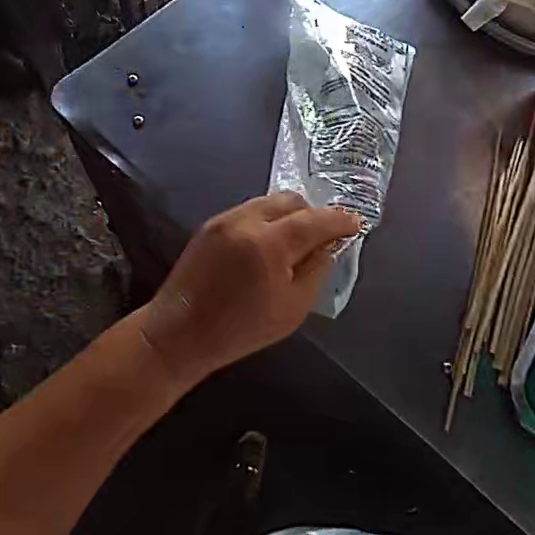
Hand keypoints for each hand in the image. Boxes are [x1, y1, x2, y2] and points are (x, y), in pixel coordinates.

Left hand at [139, 191, 361, 387]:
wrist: (179, 334)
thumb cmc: (240, 329)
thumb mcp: (293, 308)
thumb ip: (317, 270)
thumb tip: (328, 246)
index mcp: (269, 244)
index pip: (316, 220)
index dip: (340, 220)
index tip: (355, 224)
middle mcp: (246, 221)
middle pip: (293, 200)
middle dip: (314, 214)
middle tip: (324, 235)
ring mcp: (225, 220)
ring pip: (270, 203)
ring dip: (290, 216)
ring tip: (295, 241)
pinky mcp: (211, 225)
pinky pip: (250, 211)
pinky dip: (268, 221)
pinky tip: (268, 246)